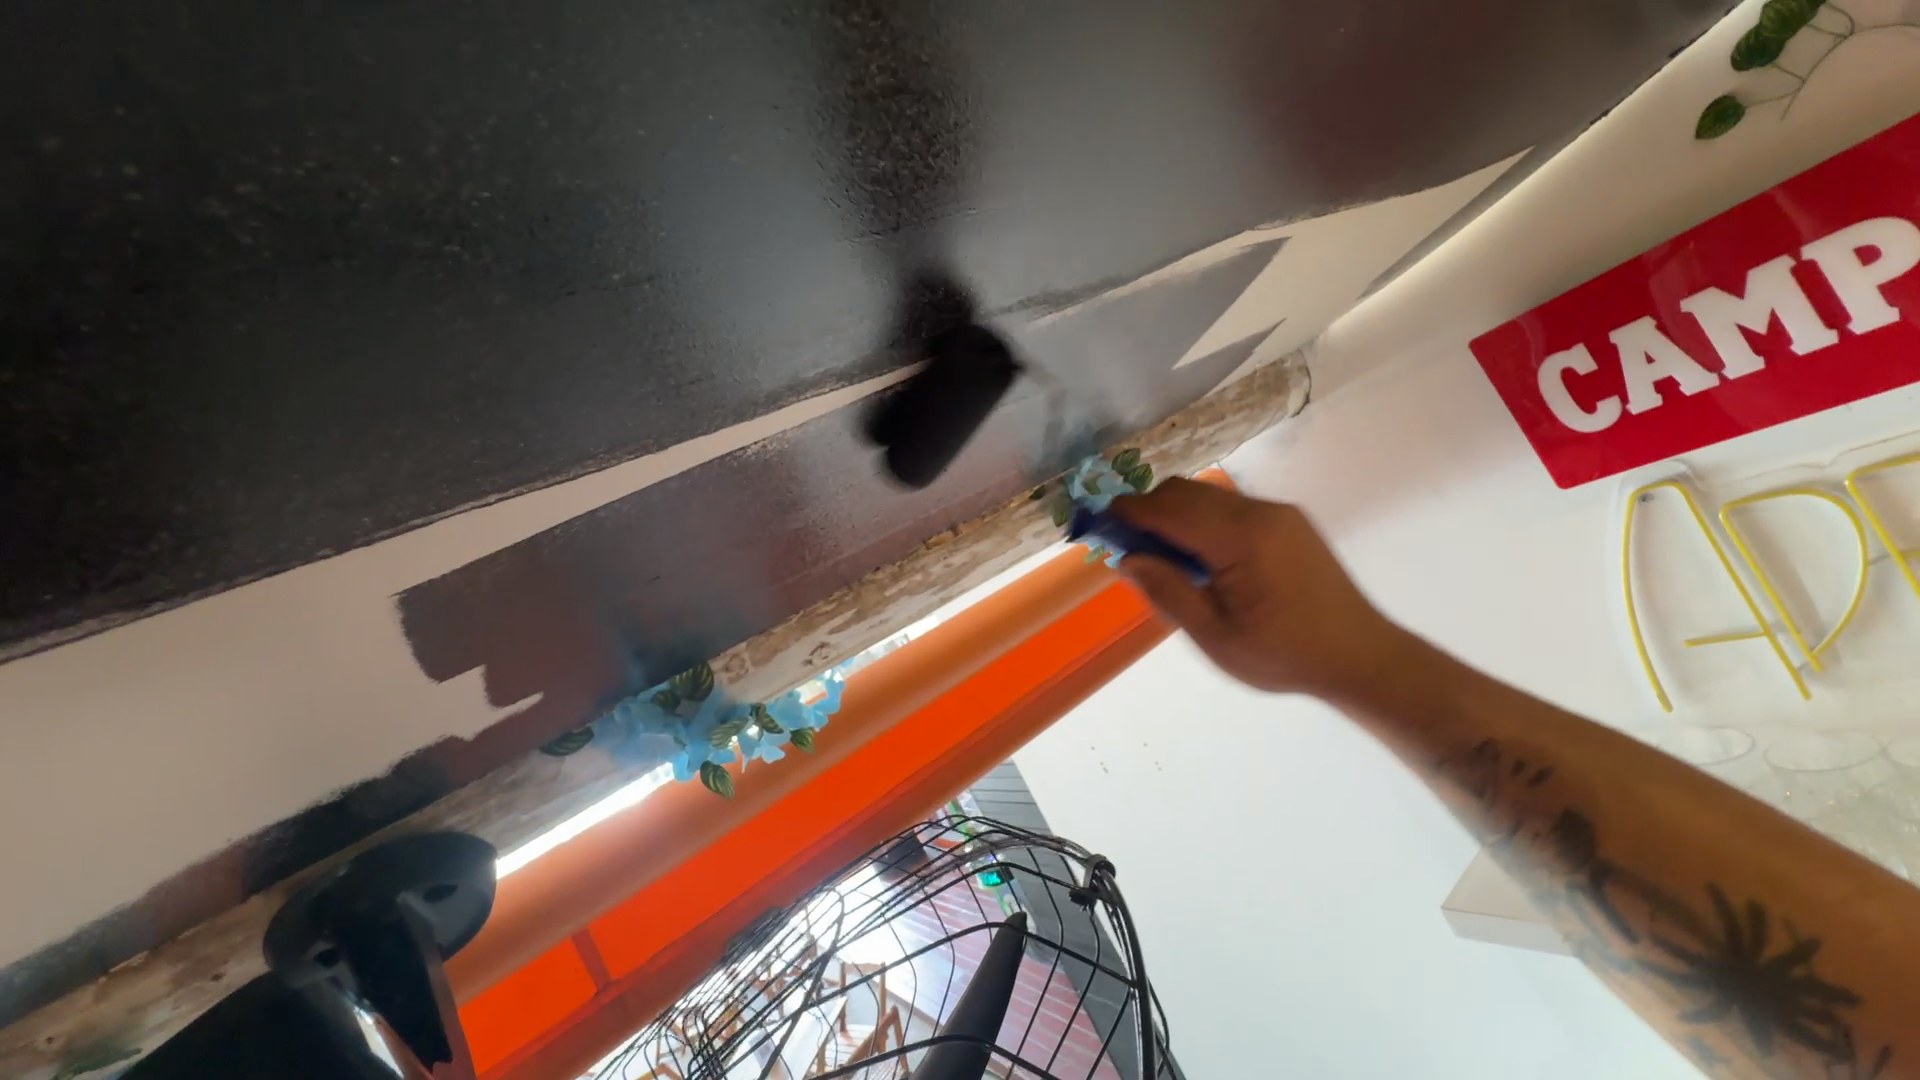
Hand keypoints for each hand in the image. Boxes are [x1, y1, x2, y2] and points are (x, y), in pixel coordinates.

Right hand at [1108, 478, 1406, 700]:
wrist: (1361, 656)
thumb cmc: (1283, 655)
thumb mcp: (1214, 636)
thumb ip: (1167, 592)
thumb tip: (1127, 558)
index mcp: (1241, 539)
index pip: (1169, 510)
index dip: (1129, 512)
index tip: (1099, 523)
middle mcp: (1260, 512)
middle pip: (1185, 492)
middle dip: (1148, 509)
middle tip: (1126, 544)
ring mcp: (1278, 513)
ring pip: (1208, 495)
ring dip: (1174, 513)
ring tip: (1161, 555)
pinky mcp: (1289, 521)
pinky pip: (1230, 506)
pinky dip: (1201, 519)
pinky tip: (1199, 556)